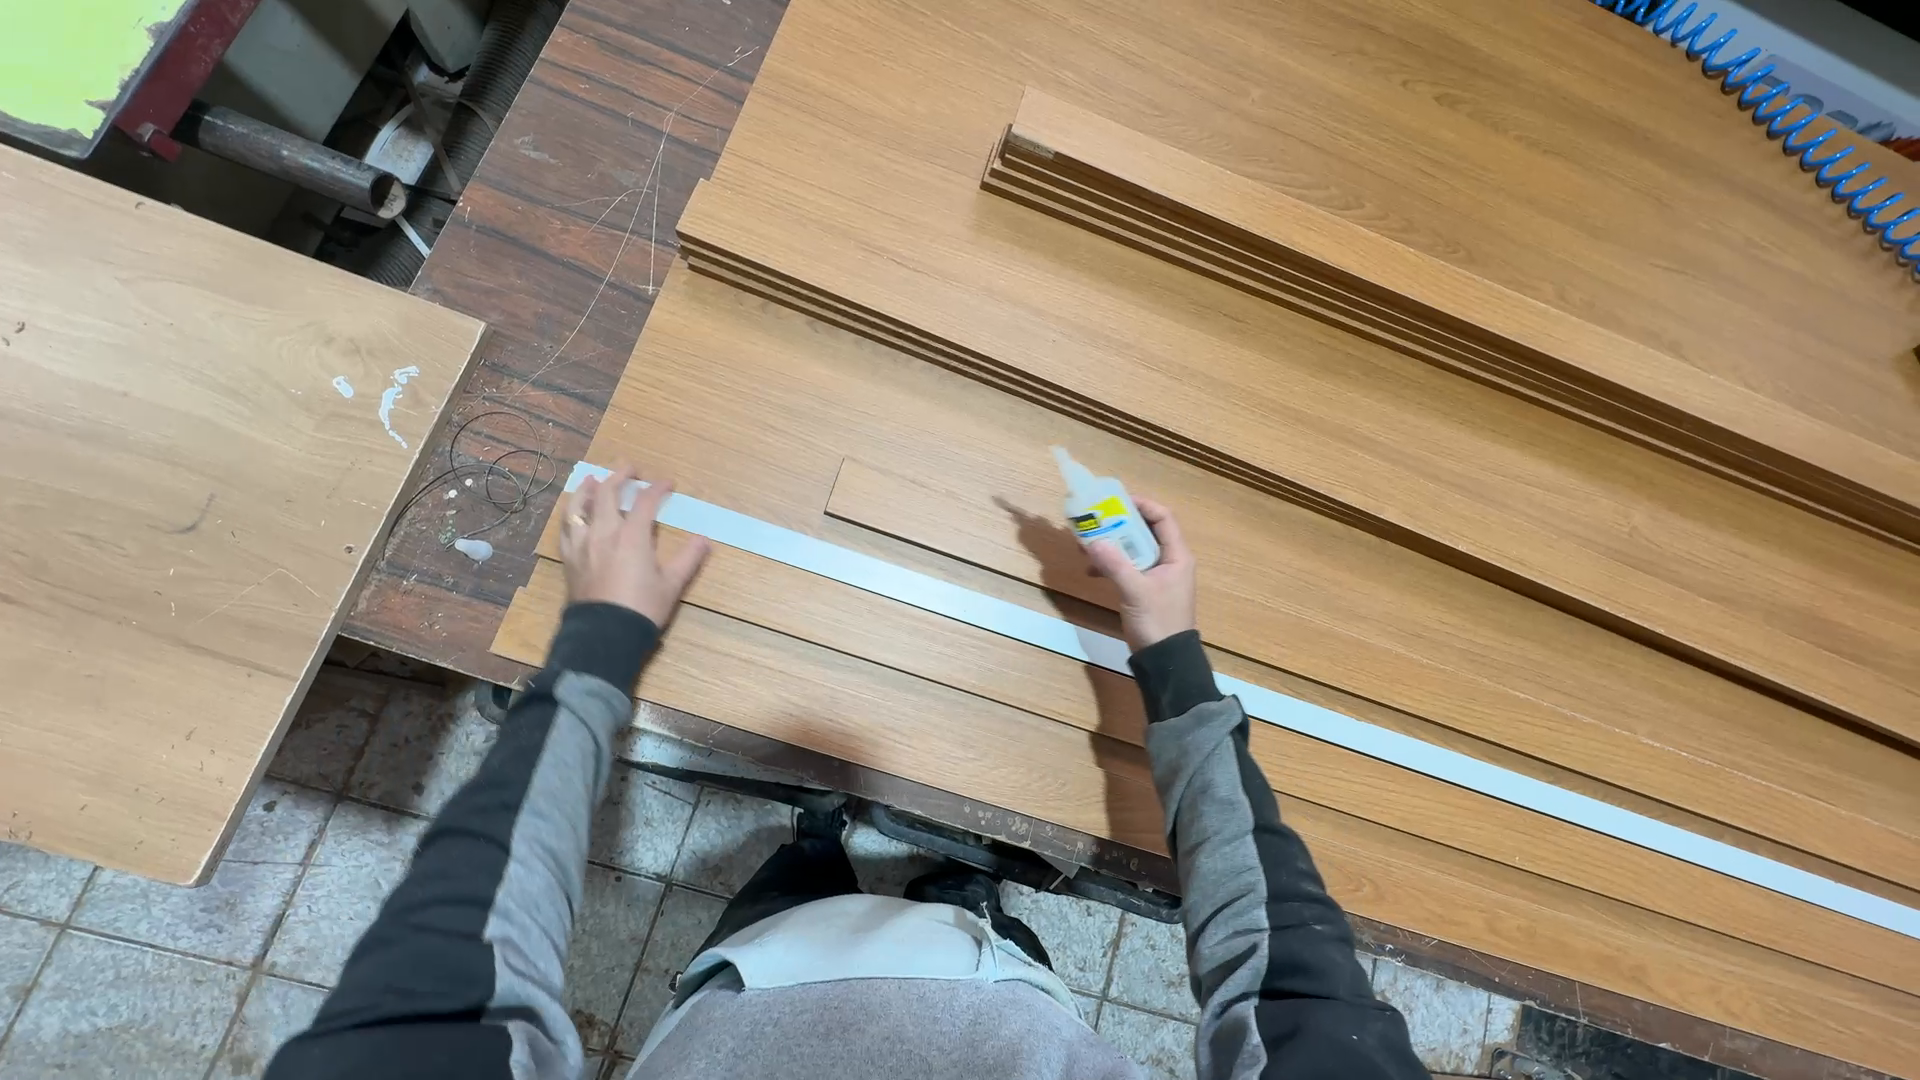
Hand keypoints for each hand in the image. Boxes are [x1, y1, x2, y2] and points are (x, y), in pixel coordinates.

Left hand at [559, 463, 710, 626]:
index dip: (657, 488)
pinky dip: (572, 516)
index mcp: (632, 536)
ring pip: (579, 508)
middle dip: (619, 476)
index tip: (668, 483)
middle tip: (629, 468)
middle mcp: (604, 533)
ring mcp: (583, 545)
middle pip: (608, 495)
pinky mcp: (570, 559)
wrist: (606, 634)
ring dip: (588, 490)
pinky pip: (566, 530)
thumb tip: (704, 539)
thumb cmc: (643, 608)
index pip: (645, 502)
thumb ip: (689, 558)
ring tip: (592, 480)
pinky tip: (575, 515)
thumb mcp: (672, 584)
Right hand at [1084, 497, 1196, 651]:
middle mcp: (1169, 561)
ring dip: (1112, 544)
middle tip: (1095, 519)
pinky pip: (1127, 566)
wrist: (1165, 659)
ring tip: (1087, 543)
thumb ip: (1115, 565)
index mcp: (1177, 556)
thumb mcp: (1135, 592)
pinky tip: (1092, 569)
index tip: (1117, 501)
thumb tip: (1092, 541)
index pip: (1163, 518)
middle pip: (1145, 531)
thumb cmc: (1158, 622)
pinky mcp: (1145, 588)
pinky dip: (1111, 564)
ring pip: (1133, 549)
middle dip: (1119, 524)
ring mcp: (1157, 575)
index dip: (1143, 505)